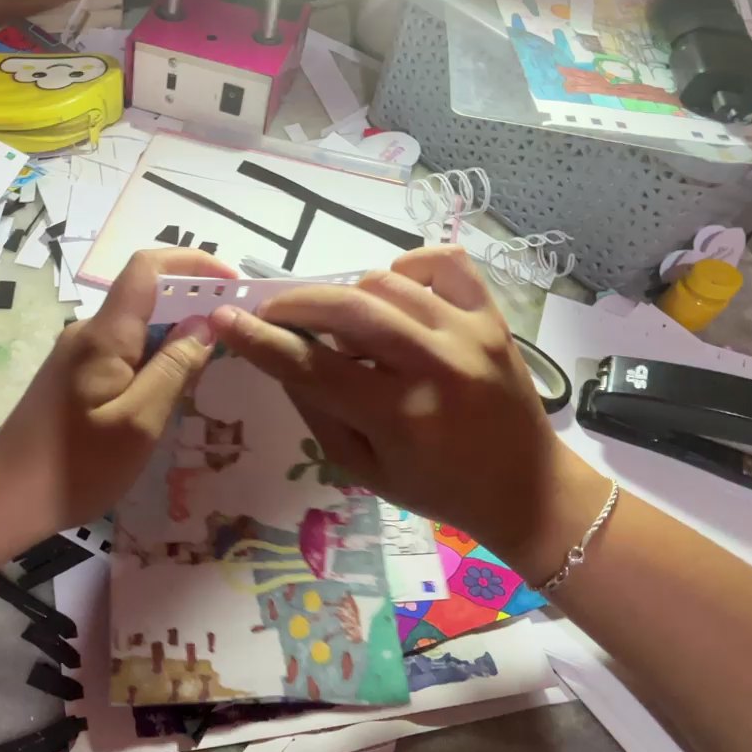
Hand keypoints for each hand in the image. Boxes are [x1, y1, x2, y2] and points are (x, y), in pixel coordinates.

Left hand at [0, 248, 236, 552]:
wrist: (5, 500)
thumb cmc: (77, 467)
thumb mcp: (139, 422)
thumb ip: (174, 369)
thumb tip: (204, 323)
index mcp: (103, 336)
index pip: (146, 269)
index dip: (191, 262)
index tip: (231, 282)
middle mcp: (86, 334)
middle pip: (143, 298)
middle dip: (190, 306)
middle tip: (234, 336)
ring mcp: (76, 357)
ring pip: (134, 331)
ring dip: (172, 339)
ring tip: (209, 370)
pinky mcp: (73, 379)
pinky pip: (121, 355)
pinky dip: (151, 362)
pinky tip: (169, 394)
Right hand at [208, 245, 606, 574]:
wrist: (525, 488)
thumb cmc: (435, 487)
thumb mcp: (361, 468)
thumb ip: (317, 409)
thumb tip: (283, 356)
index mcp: (399, 415)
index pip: (311, 366)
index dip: (260, 340)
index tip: (226, 318)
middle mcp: (436, 366)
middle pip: (346, 309)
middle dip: (295, 305)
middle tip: (273, 314)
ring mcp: (470, 334)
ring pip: (384, 282)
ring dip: (345, 296)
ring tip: (341, 325)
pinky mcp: (493, 317)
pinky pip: (444, 263)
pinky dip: (406, 268)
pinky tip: (393, 293)